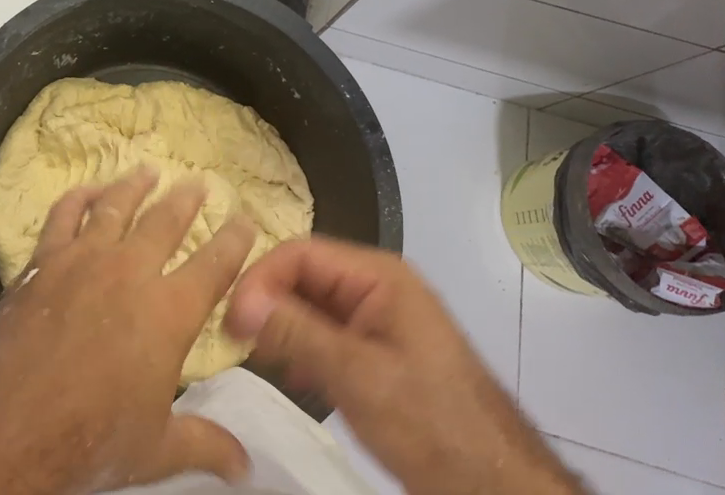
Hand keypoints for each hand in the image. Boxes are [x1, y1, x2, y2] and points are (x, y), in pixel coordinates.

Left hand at [0, 168, 258, 494]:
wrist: (13, 425)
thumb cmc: (93, 437)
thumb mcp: (158, 448)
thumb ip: (206, 444)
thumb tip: (246, 466)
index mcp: (168, 312)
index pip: (214, 265)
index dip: (234, 239)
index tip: (245, 219)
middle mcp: (129, 271)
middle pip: (166, 221)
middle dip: (186, 199)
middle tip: (199, 182)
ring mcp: (82, 259)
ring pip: (115, 206)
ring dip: (134, 186)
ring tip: (147, 170)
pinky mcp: (42, 261)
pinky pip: (63, 215)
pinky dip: (78, 197)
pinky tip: (86, 190)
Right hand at [225, 238, 580, 494]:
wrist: (494, 486)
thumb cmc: (430, 423)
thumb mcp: (357, 375)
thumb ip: (297, 331)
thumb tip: (238, 300)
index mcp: (378, 276)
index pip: (300, 253)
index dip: (260, 279)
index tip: (230, 321)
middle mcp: (376, 288)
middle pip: (304, 276)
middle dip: (267, 302)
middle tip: (233, 341)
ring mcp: (378, 321)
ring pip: (311, 306)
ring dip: (281, 326)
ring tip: (254, 357)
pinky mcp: (377, 353)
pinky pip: (326, 334)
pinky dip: (302, 348)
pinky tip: (291, 375)